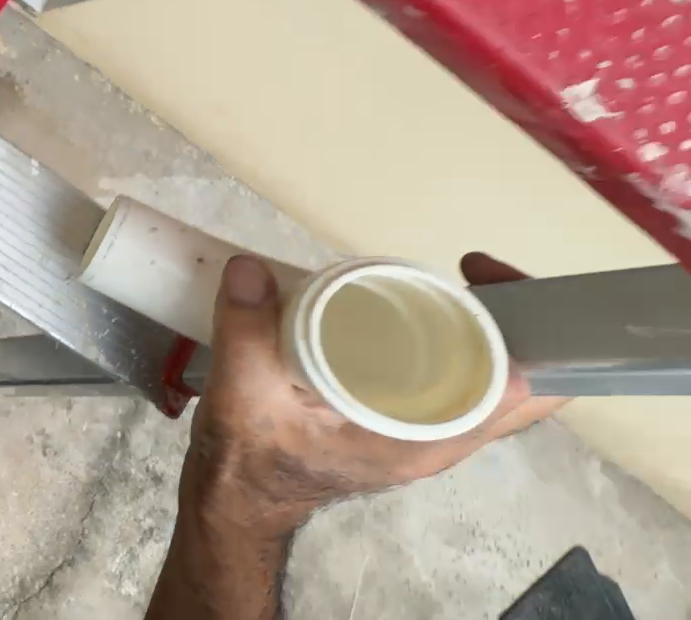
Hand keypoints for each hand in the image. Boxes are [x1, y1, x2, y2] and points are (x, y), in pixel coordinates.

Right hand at [181, 252, 566, 535]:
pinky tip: (387, 313)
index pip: (520, 390)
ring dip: (467, 327)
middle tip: (454, 270)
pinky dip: (431, 339)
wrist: (236, 492)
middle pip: (511, 376)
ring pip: (477, 375)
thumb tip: (248, 267)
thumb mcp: (240, 391)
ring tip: (418, 284)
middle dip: (500, 316)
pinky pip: (439, 376)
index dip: (523, 331)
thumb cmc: (249, 454)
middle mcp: (437, 435)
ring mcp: (418, 428)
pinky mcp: (392, 416)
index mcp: (422, 438)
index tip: (477, 279)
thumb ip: (244, 330)